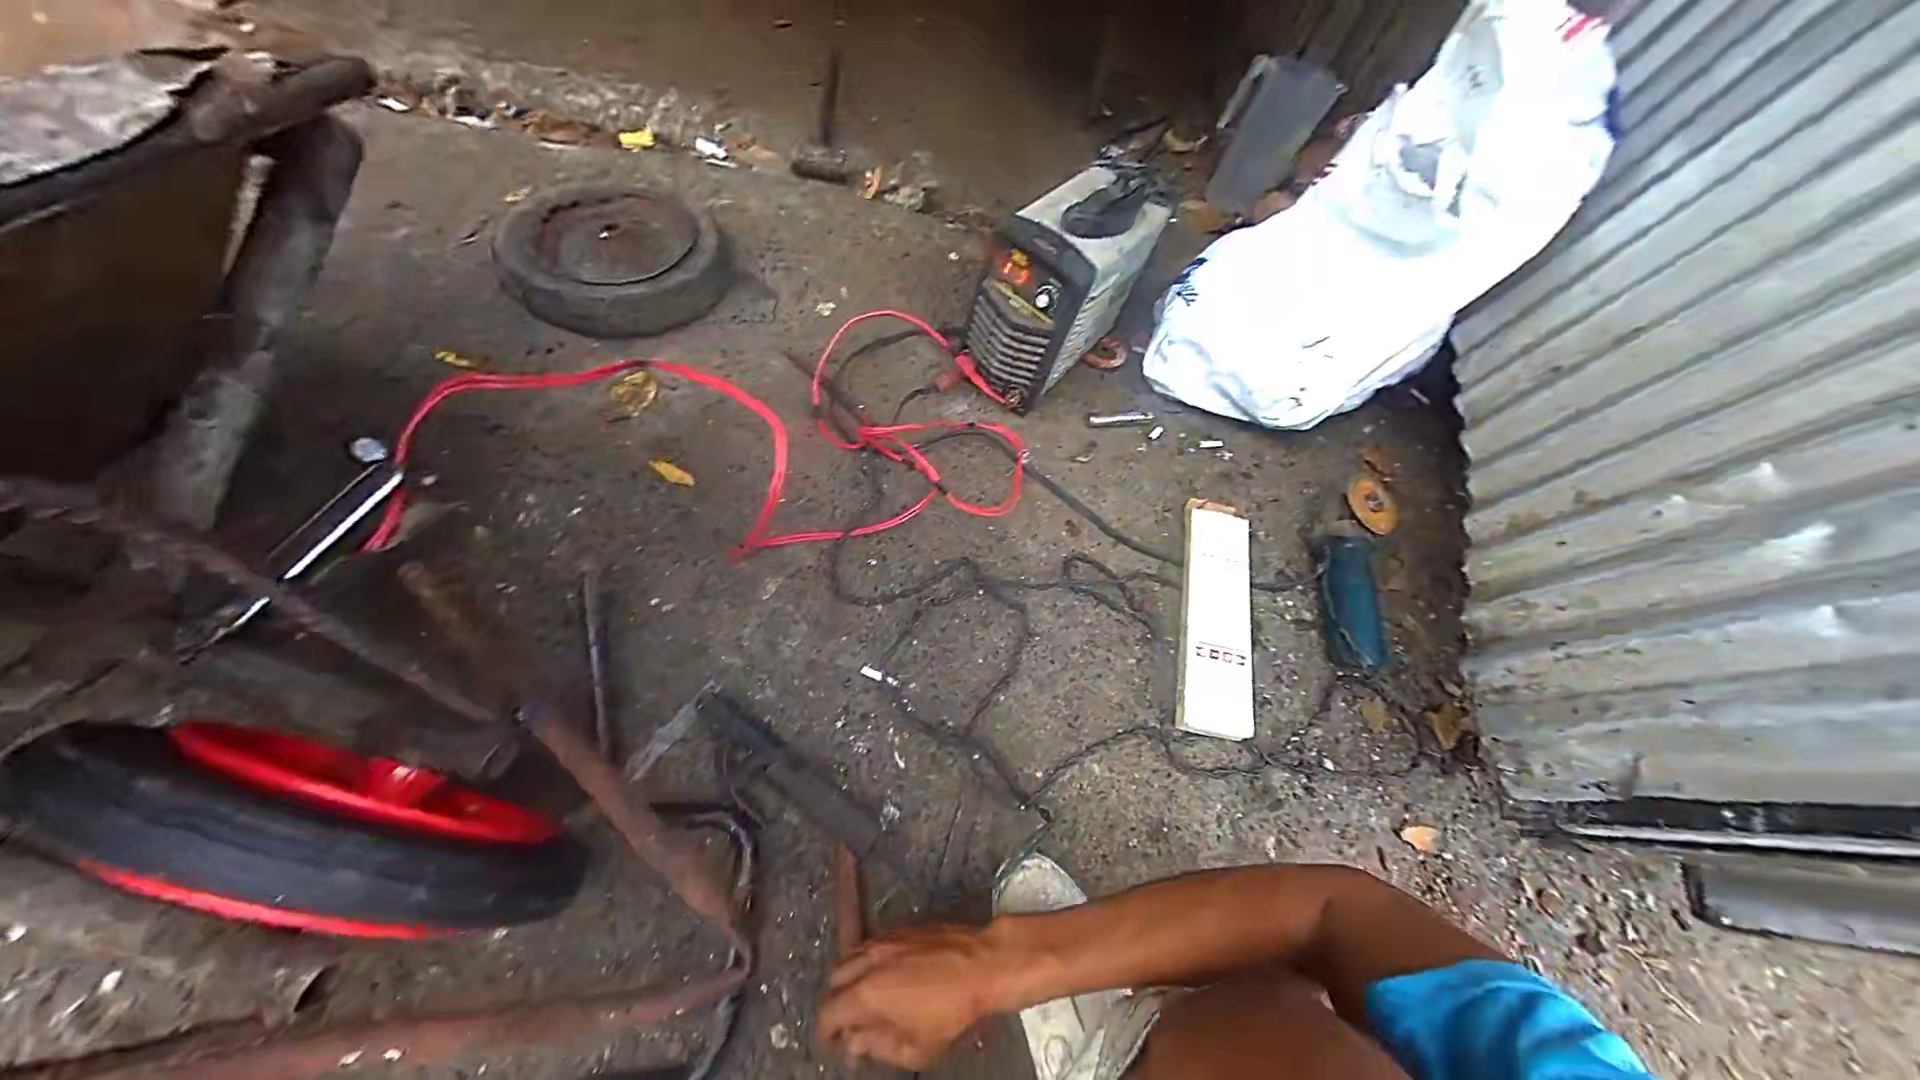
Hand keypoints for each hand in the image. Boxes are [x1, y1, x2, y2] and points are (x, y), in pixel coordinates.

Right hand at [818, 921, 1010, 1069]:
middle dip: (834, 1004)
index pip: (829, 1012)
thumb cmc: (952, 1010)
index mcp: (868, 993)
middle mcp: (870, 960)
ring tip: (863, 1000)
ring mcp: (885, 939)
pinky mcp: (900, 928)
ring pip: (850, 957)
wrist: (982, 963)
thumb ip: (877, 1046)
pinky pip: (870, 944)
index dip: (826, 1033)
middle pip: (834, 980)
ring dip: (849, 979)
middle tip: (847, 1024)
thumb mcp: (915, 1047)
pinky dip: (865, 961)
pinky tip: (882, 976)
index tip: (834, 1044)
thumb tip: (854, 1044)